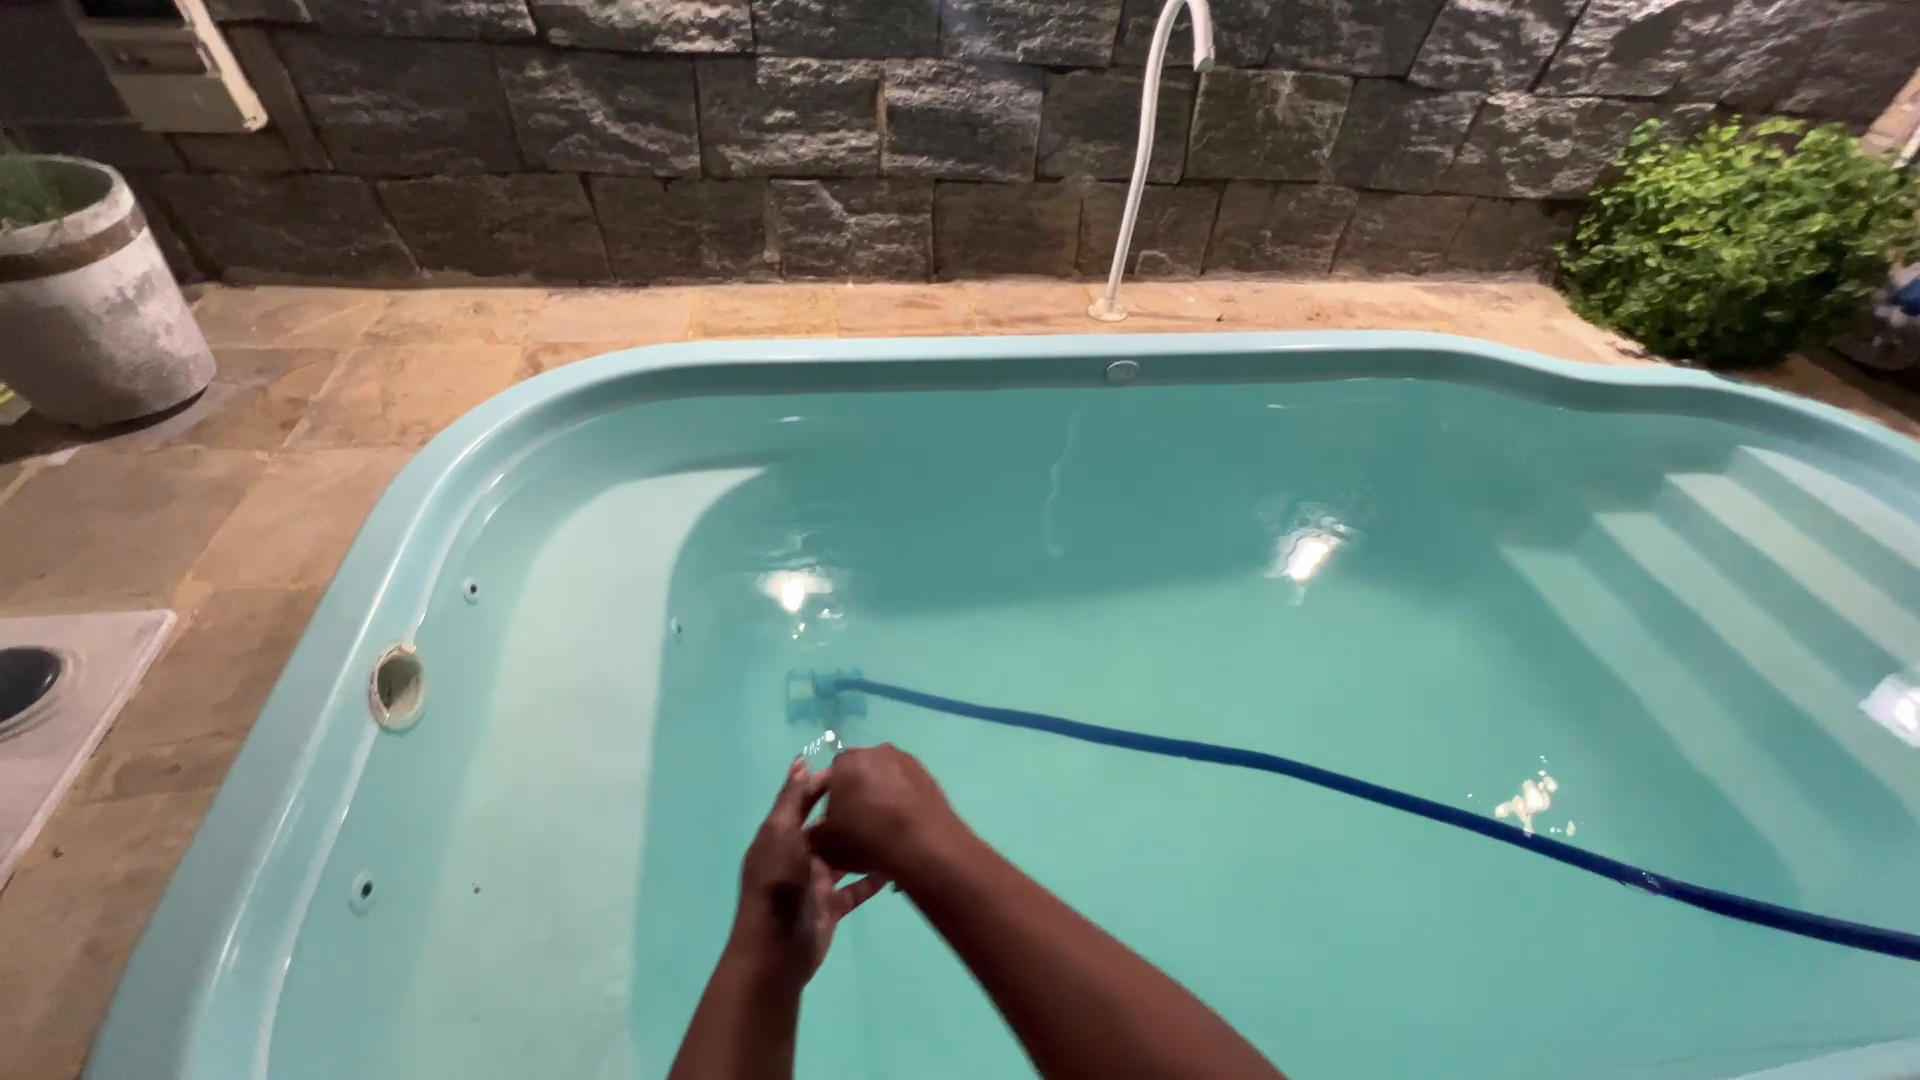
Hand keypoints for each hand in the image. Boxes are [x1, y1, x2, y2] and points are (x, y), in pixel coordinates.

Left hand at [733, 757, 885, 981]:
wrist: (776, 949)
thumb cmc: (778, 882)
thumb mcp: (780, 833)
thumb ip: (791, 799)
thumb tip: (800, 762)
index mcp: (781, 835)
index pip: (803, 801)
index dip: (823, 784)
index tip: (853, 769)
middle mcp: (797, 855)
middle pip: (825, 828)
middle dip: (846, 813)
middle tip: (879, 795)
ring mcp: (814, 883)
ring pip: (843, 857)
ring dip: (862, 845)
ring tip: (891, 826)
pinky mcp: (831, 907)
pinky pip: (855, 889)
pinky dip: (872, 879)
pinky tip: (894, 866)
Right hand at [807, 744, 970, 881]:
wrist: (922, 844)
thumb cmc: (866, 839)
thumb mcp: (826, 845)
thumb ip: (814, 833)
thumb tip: (816, 829)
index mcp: (846, 762)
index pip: (830, 775)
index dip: (830, 798)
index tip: (835, 821)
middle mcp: (875, 751)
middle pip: (859, 771)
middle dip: (857, 792)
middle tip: (859, 823)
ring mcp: (905, 760)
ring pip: (885, 776)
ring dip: (881, 794)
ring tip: (884, 825)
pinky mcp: (927, 773)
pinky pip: (906, 784)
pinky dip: (902, 799)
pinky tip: (904, 822)